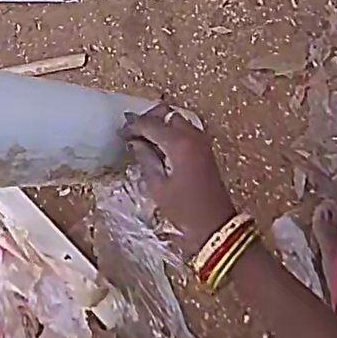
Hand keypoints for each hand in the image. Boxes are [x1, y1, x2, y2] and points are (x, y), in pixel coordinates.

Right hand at [122, 104, 238, 258]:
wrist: (215, 224)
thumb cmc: (183, 209)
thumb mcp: (158, 186)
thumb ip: (146, 159)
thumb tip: (135, 142)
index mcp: (179, 143)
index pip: (152, 124)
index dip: (134, 126)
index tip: (121, 133)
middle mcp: (192, 135)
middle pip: (167, 113)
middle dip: (148, 118)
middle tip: (132, 132)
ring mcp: (201, 140)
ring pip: (177, 118)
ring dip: (160, 122)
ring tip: (143, 137)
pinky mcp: (204, 147)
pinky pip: (185, 128)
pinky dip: (170, 130)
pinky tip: (158, 144)